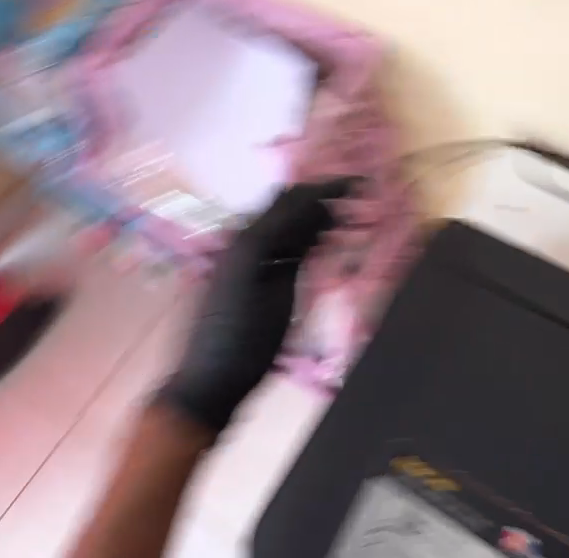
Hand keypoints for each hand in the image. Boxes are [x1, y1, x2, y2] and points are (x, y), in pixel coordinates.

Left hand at [153, 177, 354, 434]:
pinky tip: (317, 242)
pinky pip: (272, 238)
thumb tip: (326, 209)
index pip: (297, 198)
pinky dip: (296, 234)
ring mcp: (237, 253)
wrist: (207, 383)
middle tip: (355, 202)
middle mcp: (241, 237)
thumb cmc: (247, 342)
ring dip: (310, 214)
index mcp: (251, 239)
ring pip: (280, 219)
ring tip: (343, 222)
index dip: (329, 189)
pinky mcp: (239, 269)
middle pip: (286, 202)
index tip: (361, 186)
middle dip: (320, 196)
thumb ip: (299, 246)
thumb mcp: (280, 293)